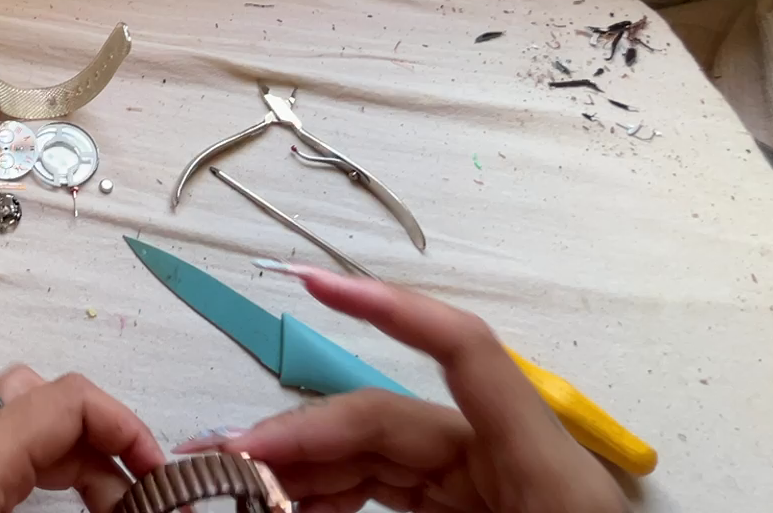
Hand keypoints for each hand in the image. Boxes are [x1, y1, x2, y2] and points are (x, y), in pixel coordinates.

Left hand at [0, 365, 166, 512]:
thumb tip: (135, 511)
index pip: (68, 400)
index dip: (126, 429)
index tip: (160, 478)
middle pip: (47, 400)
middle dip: (102, 448)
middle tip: (133, 508)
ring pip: (10, 393)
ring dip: (61, 432)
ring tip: (93, 490)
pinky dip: (6, 409)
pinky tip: (26, 445)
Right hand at [179, 266, 625, 512]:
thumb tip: (277, 507)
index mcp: (542, 466)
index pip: (463, 350)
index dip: (387, 305)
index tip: (310, 282)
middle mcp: (506, 458)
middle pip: (384, 416)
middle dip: (302, 431)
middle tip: (231, 452)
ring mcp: (484, 484)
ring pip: (373, 450)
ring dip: (305, 463)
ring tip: (245, 480)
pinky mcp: (468, 508)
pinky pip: (386, 484)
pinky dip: (334, 490)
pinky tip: (292, 502)